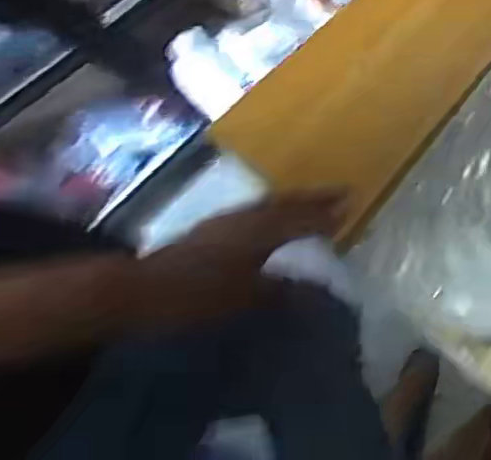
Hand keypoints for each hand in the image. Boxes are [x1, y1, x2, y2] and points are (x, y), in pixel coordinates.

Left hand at [124, 190, 346, 329]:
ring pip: (269, 203)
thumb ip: (283, 291)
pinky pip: (253, 210)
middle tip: (339, 191)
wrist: (138, 290)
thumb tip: (319, 289)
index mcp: (262, 228)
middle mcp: (248, 216)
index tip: (352, 201)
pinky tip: (267, 217)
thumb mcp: (245, 298)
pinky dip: (271, 209)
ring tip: (308, 201)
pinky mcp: (209, 229)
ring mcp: (226, 219)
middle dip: (315, 198)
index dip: (327, 212)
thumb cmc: (197, 294)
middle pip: (288, 202)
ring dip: (292, 201)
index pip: (304, 216)